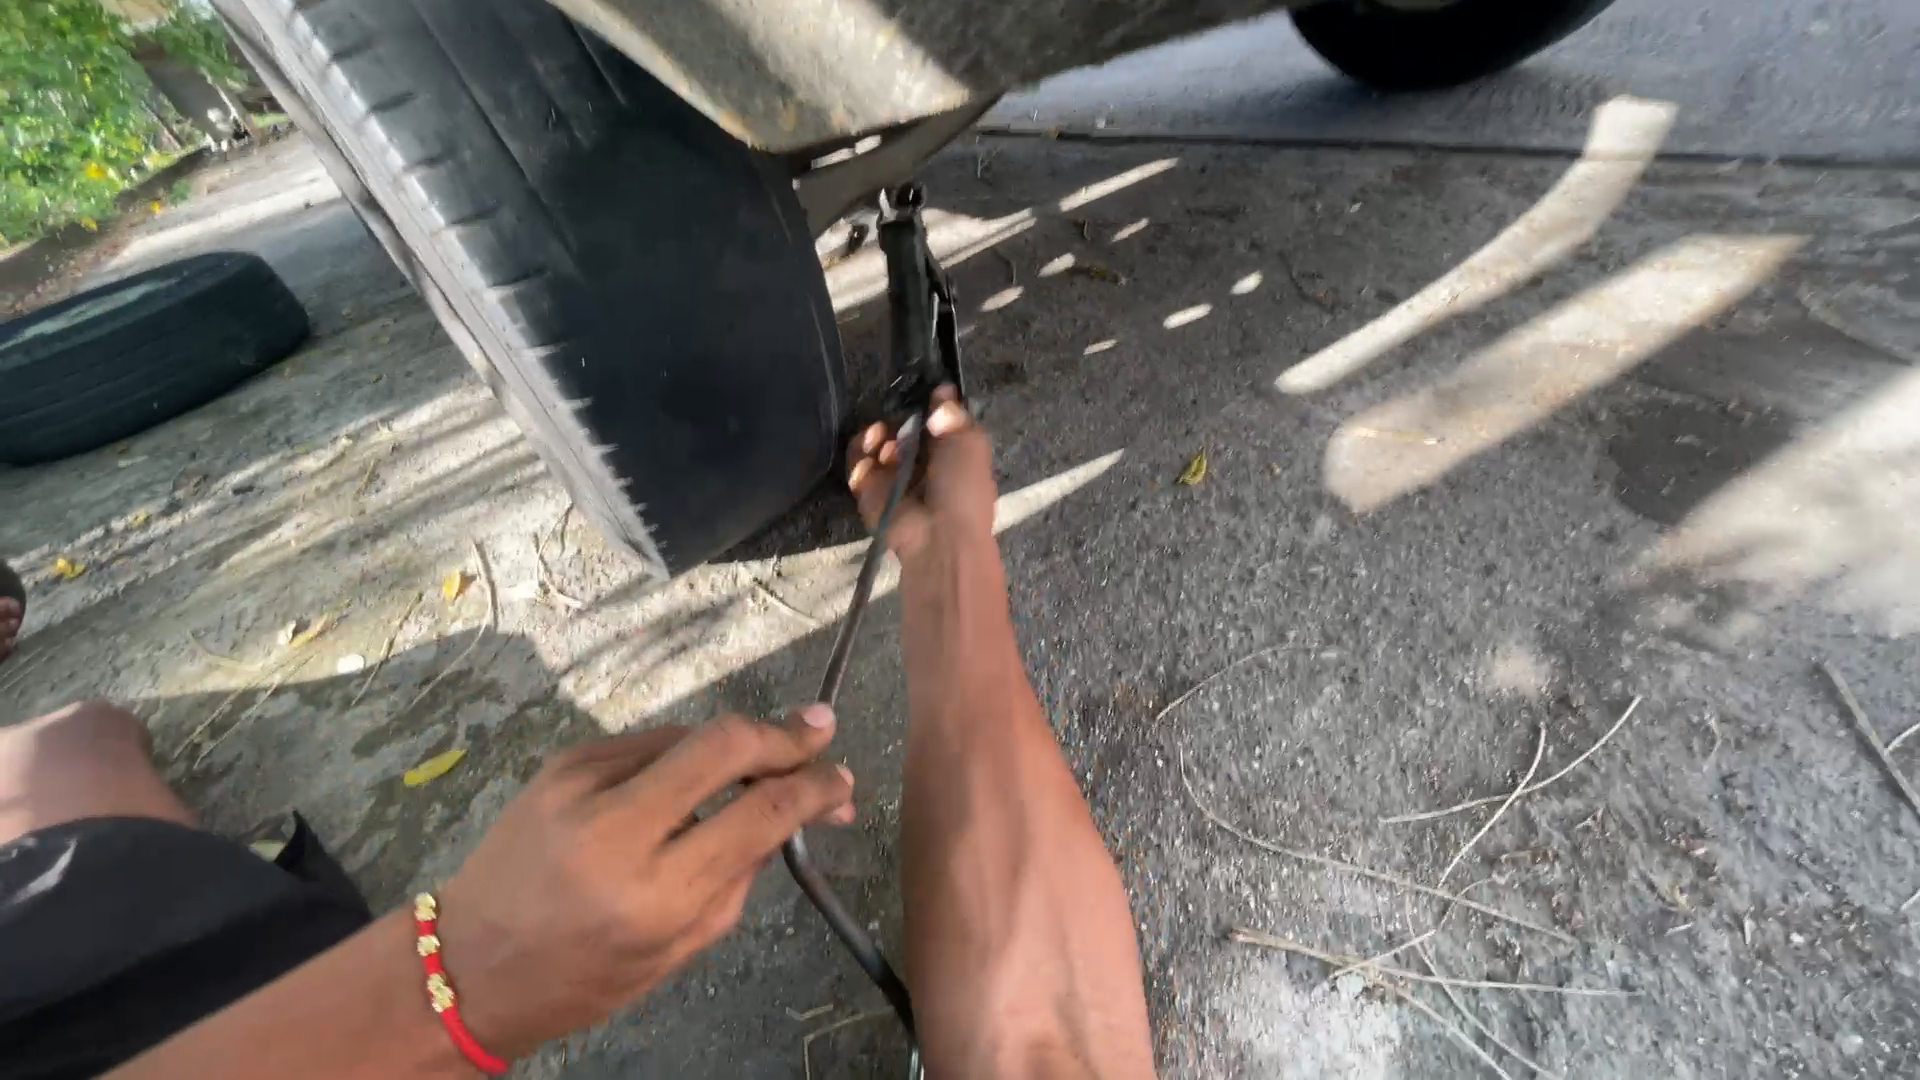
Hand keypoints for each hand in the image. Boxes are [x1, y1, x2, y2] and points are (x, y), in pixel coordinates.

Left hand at [430, 707, 852, 1058]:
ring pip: (693, 734)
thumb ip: (743, 871)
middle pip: (726, 744)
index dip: (814, 787)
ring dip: (737, 746)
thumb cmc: (584, 976)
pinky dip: (686, 755)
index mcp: (654, 896)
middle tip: (821, 728)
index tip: (842, 781)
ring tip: (757, 768)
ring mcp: (583, 783)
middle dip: (785, 733)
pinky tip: (690, 778)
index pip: (760, 815)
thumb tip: (795, 807)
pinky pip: (653, 742)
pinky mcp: (565, 759)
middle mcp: (616, 828)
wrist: (462, 964)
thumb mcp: (680, 948)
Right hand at [847, 385, 997, 563]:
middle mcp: (921, 463)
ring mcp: (893, 475)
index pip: (934, 421)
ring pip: (879, 440)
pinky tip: (872, 444)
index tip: (926, 393)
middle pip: (903, 426)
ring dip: (880, 431)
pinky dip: (861, 449)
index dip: (929, 405)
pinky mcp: (868, 488)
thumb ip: (955, 415)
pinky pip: (858, 460)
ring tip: (885, 435)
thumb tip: (943, 391)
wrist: (938, 536)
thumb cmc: (962, 489)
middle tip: (903, 418)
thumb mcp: (971, 444)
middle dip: (901, 417)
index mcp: (951, 453)